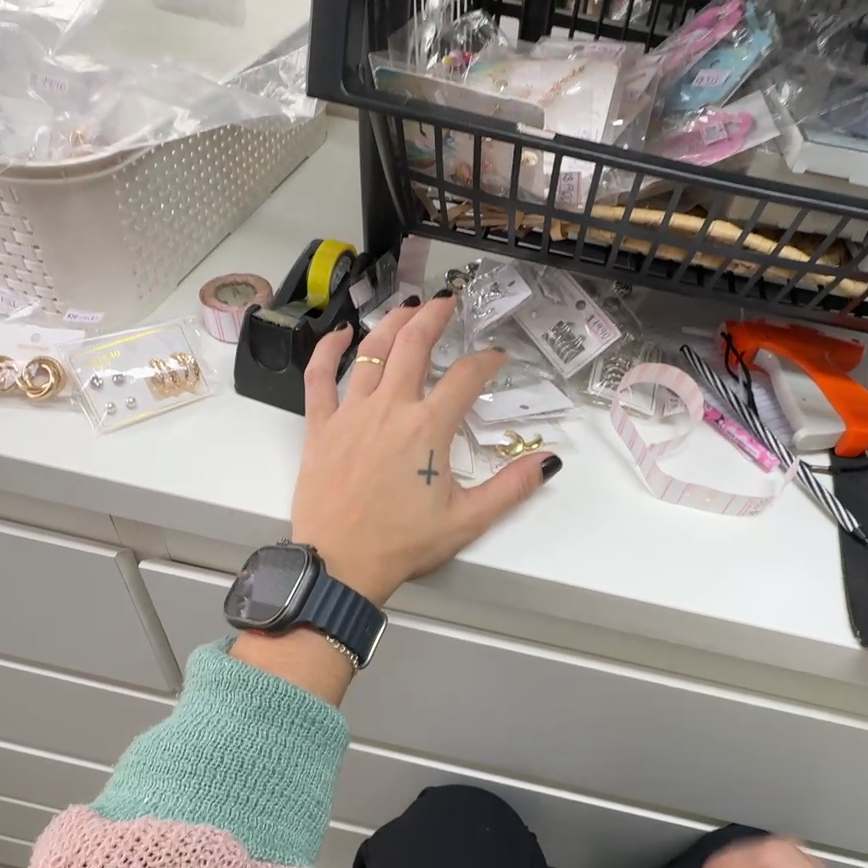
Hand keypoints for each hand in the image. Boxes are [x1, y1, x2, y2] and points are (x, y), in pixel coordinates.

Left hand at [289, 293, 560, 605]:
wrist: (341, 565)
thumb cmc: (403, 544)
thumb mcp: (467, 520)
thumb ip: (511, 487)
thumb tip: (548, 461)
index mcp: (428, 427)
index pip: (466, 378)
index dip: (487, 362)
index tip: (498, 359)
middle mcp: (390, 408)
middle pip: (415, 345)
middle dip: (435, 317)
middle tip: (448, 303)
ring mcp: (351, 413)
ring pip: (371, 351)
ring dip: (392, 324)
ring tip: (408, 308)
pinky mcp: (320, 426)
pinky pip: (319, 376)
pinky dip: (329, 350)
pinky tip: (342, 334)